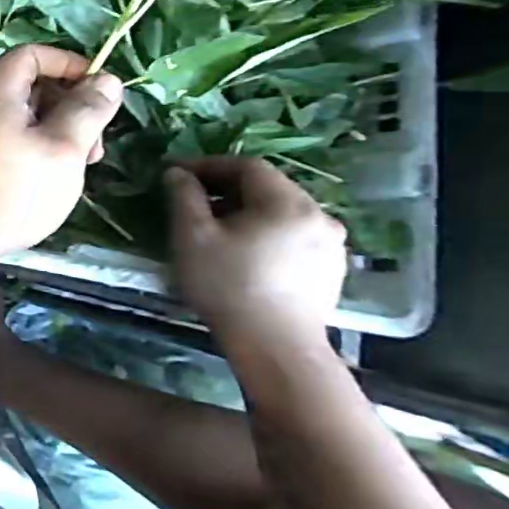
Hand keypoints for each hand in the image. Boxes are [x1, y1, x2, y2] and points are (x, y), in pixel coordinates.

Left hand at [0, 45, 121, 294]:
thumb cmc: (10, 191)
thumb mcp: (63, 148)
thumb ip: (86, 110)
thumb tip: (104, 78)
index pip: (30, 55)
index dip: (69, 64)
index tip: (99, 93)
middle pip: (24, 85)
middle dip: (66, 105)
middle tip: (93, 145)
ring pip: (15, 115)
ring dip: (52, 130)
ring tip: (75, 166)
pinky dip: (27, 146)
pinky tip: (45, 177)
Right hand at [165, 158, 346, 351]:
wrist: (275, 345)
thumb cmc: (227, 284)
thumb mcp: (192, 235)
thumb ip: (184, 196)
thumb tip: (177, 173)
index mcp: (288, 203)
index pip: (247, 166)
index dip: (208, 164)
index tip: (176, 174)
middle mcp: (320, 216)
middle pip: (269, 187)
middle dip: (226, 187)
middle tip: (191, 199)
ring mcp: (332, 244)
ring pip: (282, 211)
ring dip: (246, 209)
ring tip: (216, 226)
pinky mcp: (332, 268)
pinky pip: (294, 234)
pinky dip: (266, 231)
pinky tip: (244, 251)